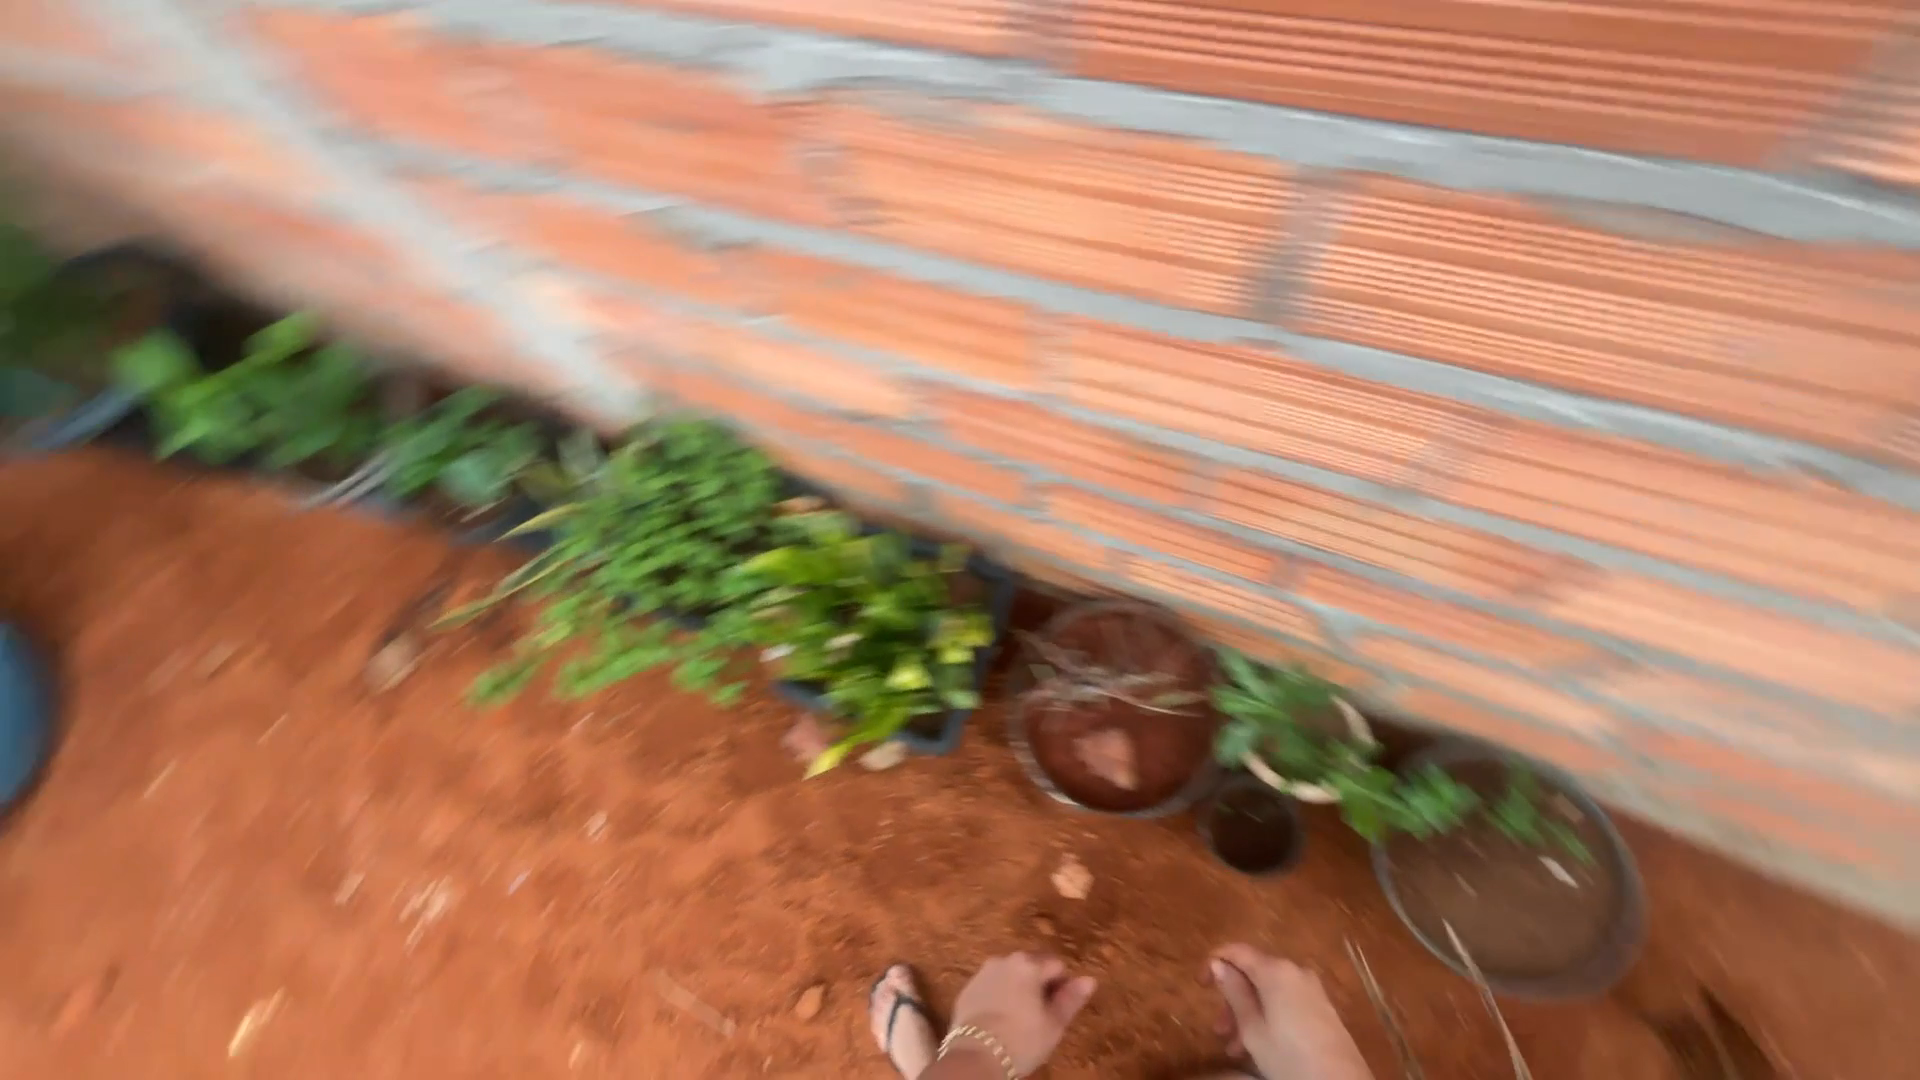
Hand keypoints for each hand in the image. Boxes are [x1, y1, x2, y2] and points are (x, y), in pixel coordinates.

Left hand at [948, 952, 1097, 1075]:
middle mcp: (1005, 959)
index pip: (1057, 966)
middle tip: (1039, 1017)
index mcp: (1029, 964)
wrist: (976, 1056)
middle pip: (1031, 967)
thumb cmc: (1022, 1040)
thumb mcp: (1053, 1024)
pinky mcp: (968, 988)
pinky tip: (999, 1021)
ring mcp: (983, 972)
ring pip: (1010, 976)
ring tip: (1018, 1020)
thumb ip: (1072, 998)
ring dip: (1018, 989)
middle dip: (1038, 986)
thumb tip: (1089, 979)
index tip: (1057, 1011)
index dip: (1062, 987)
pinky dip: (998, 997)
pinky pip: (991, 987)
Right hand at [1210, 945, 1372, 1079]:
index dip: (1213, 961)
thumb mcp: (1253, 1029)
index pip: (1236, 951)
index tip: (1200, 984)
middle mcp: (1295, 971)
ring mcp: (1312, 990)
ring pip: (1269, 992)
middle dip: (1232, 997)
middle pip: (1253, 973)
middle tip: (1219, 1028)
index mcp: (1275, 970)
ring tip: (1236, 1046)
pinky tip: (1261, 1045)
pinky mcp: (1324, 1010)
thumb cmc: (1290, 1057)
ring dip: (1248, 1012)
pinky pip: (1286, 1003)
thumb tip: (1218, 964)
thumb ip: (1234, 993)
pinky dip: (1269, 1017)